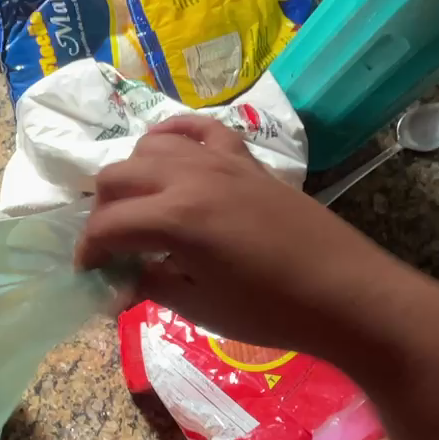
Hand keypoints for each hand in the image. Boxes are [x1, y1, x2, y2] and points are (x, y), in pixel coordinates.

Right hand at [76, 116, 438, 361]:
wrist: (350, 297)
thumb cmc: (271, 312)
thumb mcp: (197, 306)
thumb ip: (147, 284)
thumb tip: (117, 281)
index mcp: (174, 219)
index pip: (106, 225)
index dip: (88, 250)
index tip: (88, 271)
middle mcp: (188, 177)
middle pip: (115, 177)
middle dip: (102, 212)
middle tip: (111, 245)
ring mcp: (219, 161)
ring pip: (148, 148)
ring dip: (132, 175)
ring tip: (139, 206)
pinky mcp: (245, 159)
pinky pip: (198, 128)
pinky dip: (173, 135)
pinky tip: (165, 151)